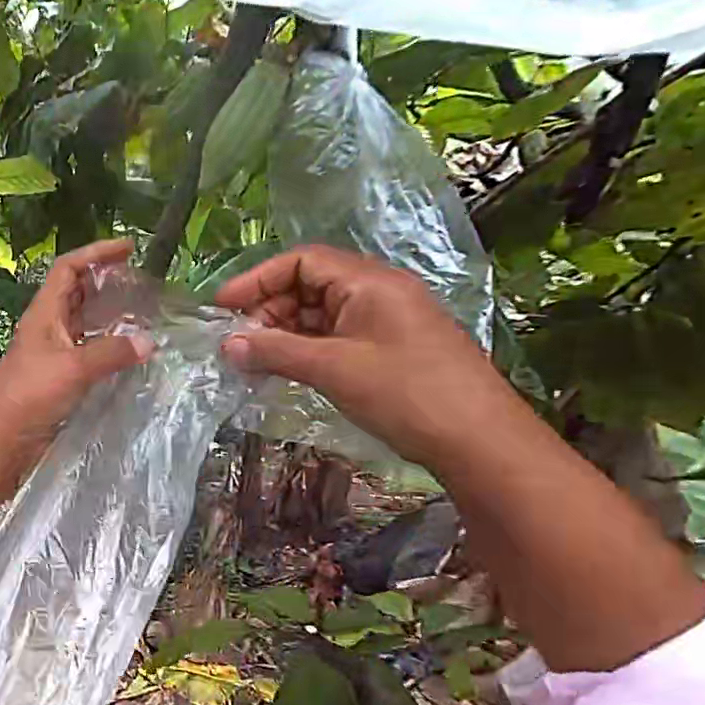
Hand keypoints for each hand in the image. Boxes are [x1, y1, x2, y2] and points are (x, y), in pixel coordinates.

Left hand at [0, 239, 151, 600]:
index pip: (68, 268)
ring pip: (83, 322)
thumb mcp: (72, 369)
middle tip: (141, 282)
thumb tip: (149, 340)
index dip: (96, 252)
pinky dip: (108, 346)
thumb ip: (110, 352)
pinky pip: (87, 351)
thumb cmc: (28, 397)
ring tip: (144, 313)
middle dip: (105, 280)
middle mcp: (47, 328)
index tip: (128, 247)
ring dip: (108, 314)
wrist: (0, 442)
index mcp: (43, 314)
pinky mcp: (58, 377)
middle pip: (76, 291)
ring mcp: (52, 353)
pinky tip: (130, 354)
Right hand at [214, 245, 530, 470]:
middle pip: (308, 286)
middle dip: (268, 310)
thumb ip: (275, 352)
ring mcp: (384, 322)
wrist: (481, 443)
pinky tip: (286, 369)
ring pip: (319, 315)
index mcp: (369, 282)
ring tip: (256, 360)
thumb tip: (227, 345)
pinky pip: (334, 337)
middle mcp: (377, 293)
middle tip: (239, 342)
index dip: (257, 279)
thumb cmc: (406, 393)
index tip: (223, 307)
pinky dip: (305, 349)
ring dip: (284, 333)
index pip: (301, 261)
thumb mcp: (332, 369)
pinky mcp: (388, 349)